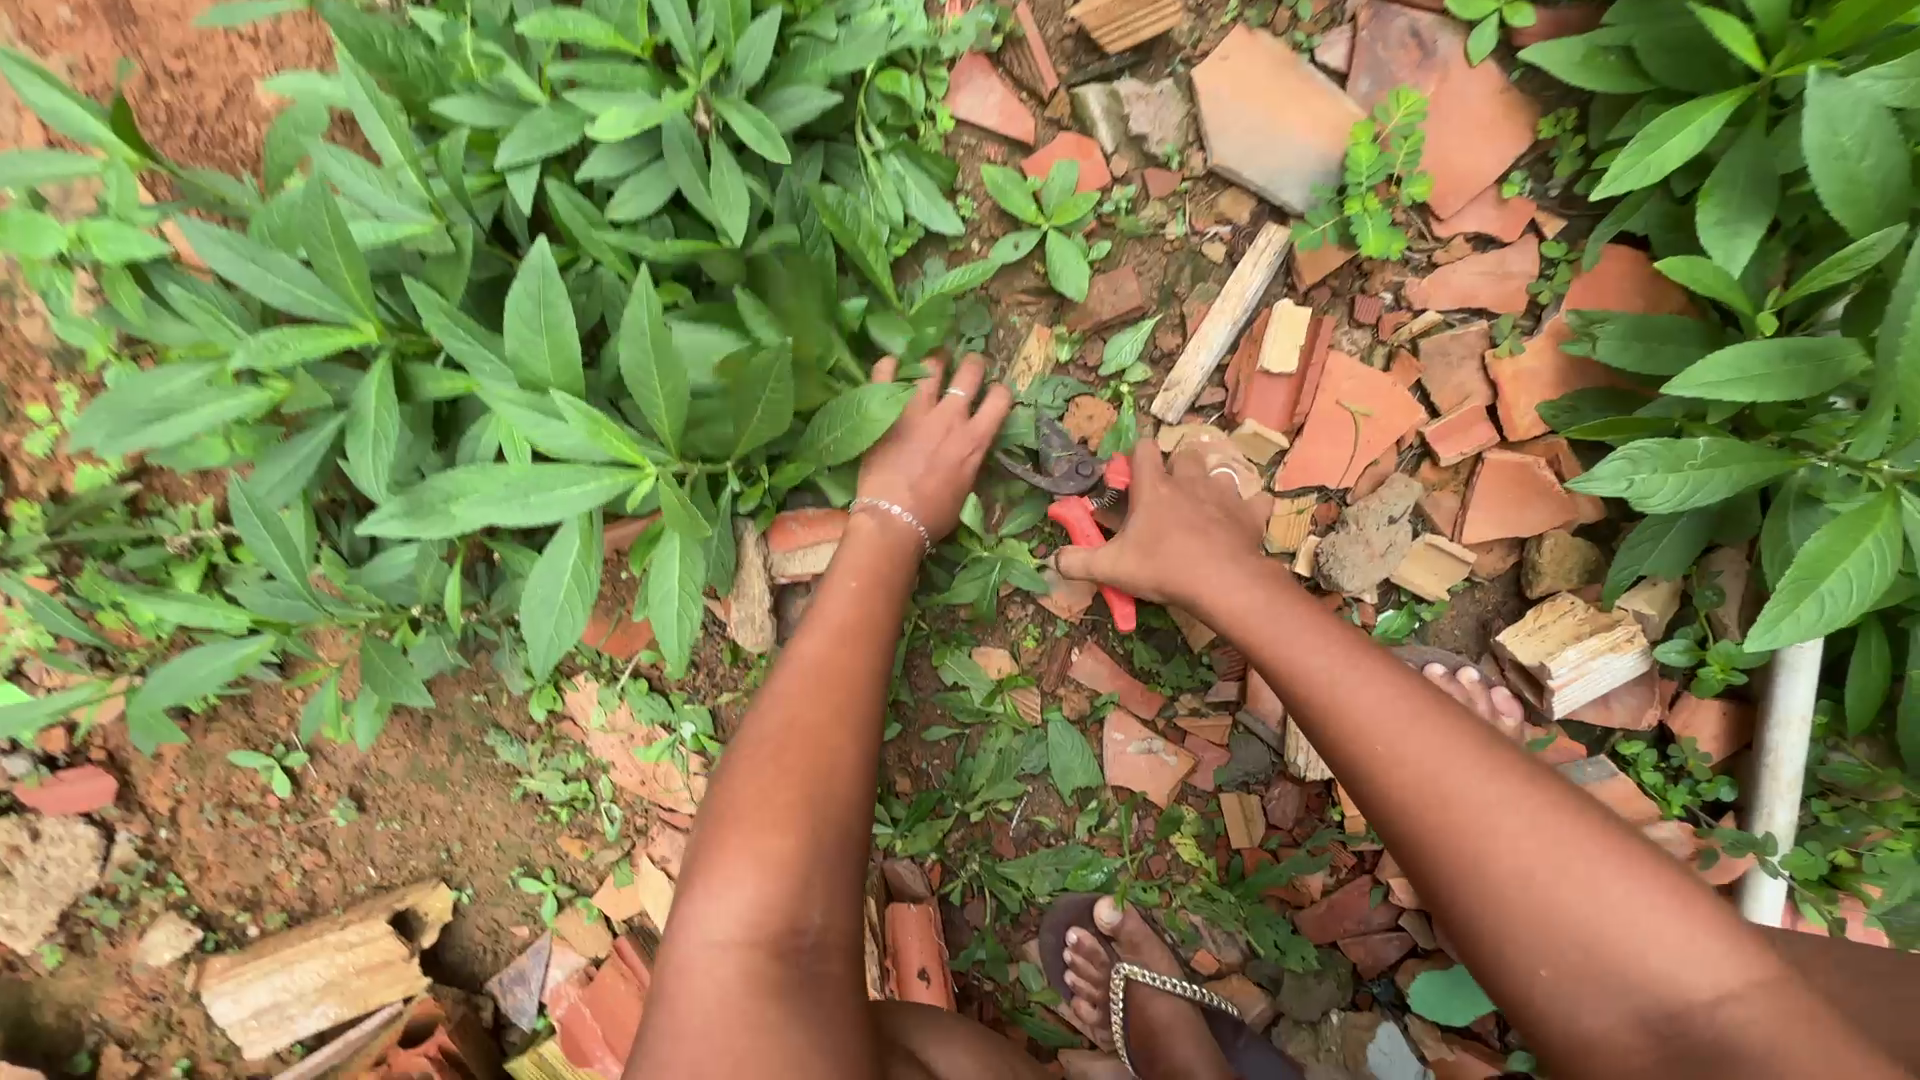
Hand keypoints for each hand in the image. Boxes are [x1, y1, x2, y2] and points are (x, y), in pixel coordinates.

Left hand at [856, 353, 1012, 548]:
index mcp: (975, 439)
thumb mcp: (966, 489)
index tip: (992, 392)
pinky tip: (891, 364)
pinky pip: (886, 373)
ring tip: (932, 361)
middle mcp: (951, 416)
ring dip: (935, 360)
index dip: (999, 391)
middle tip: (967, 365)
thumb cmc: (933, 516)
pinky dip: (889, 365)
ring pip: (932, 365)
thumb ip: (970, 461)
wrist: (893, 520)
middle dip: (973, 364)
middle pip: (970, 372)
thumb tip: (969, 451)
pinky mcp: (886, 410)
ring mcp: (917, 410)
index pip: (1001, 399)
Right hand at [1055, 435, 1272, 608]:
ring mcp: (1225, 495)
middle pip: (1186, 454)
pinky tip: (1240, 523)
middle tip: (1169, 493)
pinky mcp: (1251, 515)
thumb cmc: (1162, 568)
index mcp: (1154, 488)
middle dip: (1177, 466)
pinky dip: (1249, 510)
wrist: (1222, 582)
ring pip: (1220, 474)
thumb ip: (1076, 562)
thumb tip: (1051, 560)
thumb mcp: (1110, 568)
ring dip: (1211, 485)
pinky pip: (1257, 502)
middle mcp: (1190, 481)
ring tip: (1204, 507)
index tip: (1132, 473)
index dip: (1137, 455)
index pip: (1143, 449)